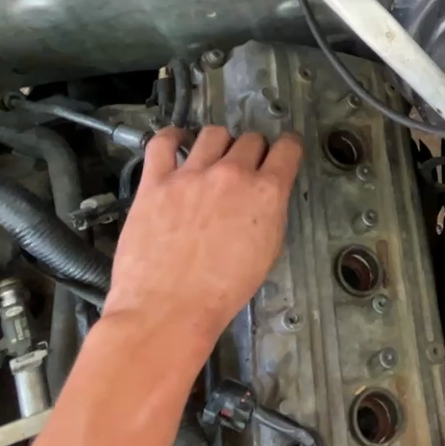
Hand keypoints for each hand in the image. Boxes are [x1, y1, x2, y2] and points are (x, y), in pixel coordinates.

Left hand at [102, 126, 303, 346]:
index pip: (288, 147)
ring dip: (220, 144)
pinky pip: (163, 142)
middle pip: (251, 139)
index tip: (283, 150)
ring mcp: (191, 175)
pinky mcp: (156, 183)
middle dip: (253, 151)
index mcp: (267, 191)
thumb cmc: (223, 290)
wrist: (168, 311)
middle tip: (244, 168)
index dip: (288, 147)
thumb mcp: (269, 248)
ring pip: (214, 134)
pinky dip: (172, 138)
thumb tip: (265, 194)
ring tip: (212, 159)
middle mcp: (232, 174)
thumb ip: (271, 210)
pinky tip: (176, 144)